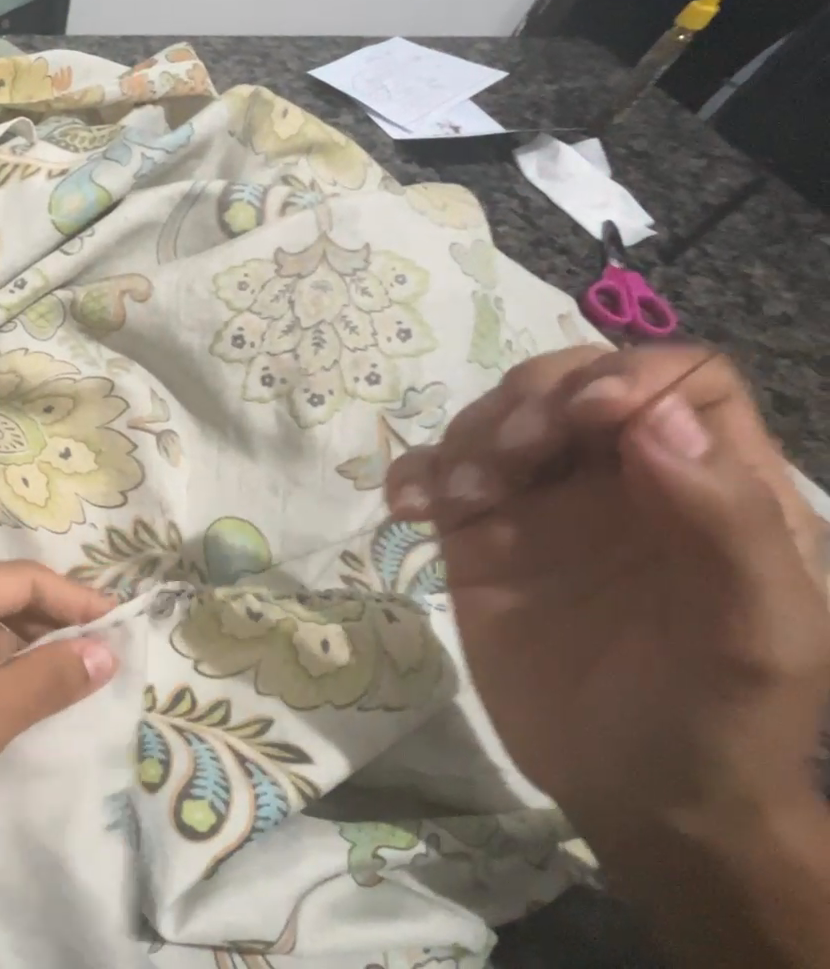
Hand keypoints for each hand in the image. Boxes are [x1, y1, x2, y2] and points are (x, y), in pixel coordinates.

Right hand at [385, 346, 828, 842]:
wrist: (633, 791)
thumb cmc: (718, 718)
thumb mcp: (759, 634)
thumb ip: (728, 524)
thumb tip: (650, 419)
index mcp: (714, 486)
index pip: (681, 382)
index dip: (629, 376)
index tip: (581, 420)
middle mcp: (622, 481)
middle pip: (569, 384)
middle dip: (528, 402)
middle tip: (505, 459)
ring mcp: (541, 508)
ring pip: (492, 421)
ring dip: (464, 439)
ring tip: (456, 501)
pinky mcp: (476, 539)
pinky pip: (434, 478)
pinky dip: (411, 475)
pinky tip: (407, 508)